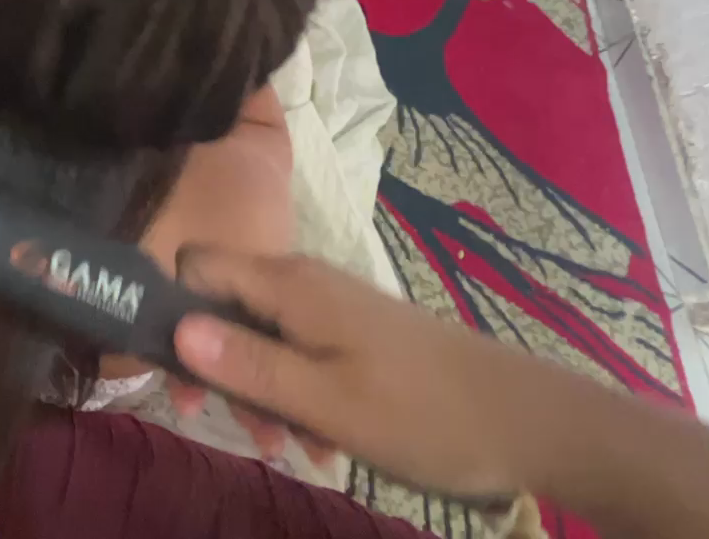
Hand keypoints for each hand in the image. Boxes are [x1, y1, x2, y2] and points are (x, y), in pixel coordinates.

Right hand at [169, 247, 592, 497]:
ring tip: (289, 444)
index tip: (179, 369)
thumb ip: (248, 364)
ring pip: (259, 331)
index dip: (173, 307)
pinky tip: (322, 436)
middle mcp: (299, 279)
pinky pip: (296, 346)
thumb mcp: (328, 402)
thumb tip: (176, 330)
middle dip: (218, 363)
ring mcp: (327, 302)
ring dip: (259, 387)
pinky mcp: (350, 327)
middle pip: (223, 303)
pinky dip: (294, 388)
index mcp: (286, 284)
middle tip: (231, 424)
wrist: (535, 422)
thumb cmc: (425, 412)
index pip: (195, 264)